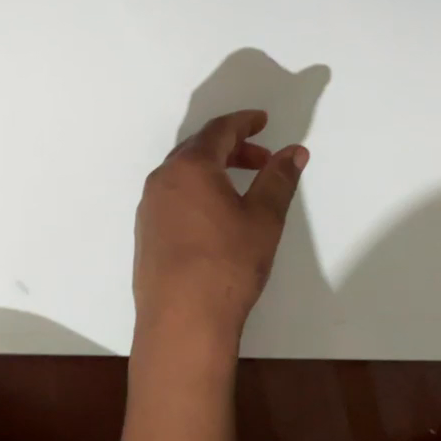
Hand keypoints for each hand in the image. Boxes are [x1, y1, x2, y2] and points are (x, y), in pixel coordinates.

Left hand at [134, 110, 307, 344]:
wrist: (181, 320)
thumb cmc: (227, 265)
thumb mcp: (263, 218)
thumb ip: (278, 178)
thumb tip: (294, 151)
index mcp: (189, 167)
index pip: (218, 130)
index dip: (243, 122)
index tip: (263, 120)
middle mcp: (162, 179)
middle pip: (198, 149)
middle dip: (232, 148)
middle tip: (263, 159)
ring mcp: (149, 206)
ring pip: (183, 174)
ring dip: (214, 171)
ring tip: (243, 188)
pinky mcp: (145, 232)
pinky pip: (173, 196)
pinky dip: (197, 192)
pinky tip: (215, 215)